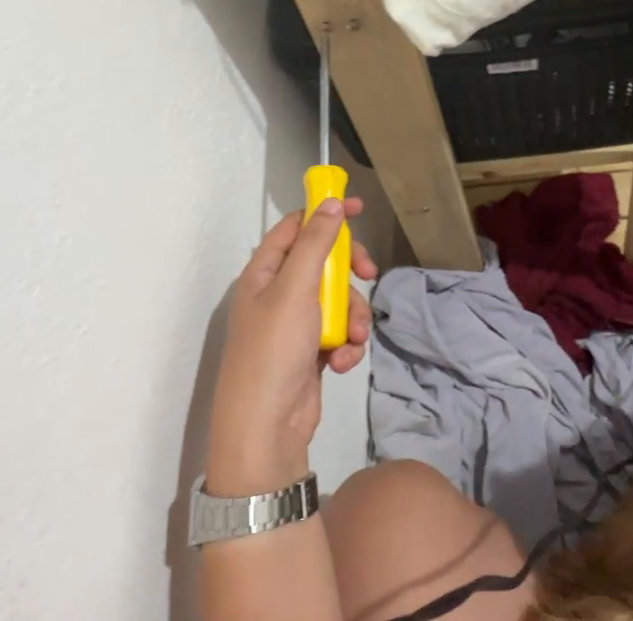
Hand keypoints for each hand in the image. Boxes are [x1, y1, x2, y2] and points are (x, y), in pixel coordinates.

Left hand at [206, 198, 378, 496]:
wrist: (266, 427)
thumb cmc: (274, 350)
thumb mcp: (296, 289)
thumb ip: (316, 244)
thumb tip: (331, 203)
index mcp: (263, 274)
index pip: (295, 228)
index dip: (325, 214)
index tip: (358, 207)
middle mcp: (277, 295)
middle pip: (323, 263)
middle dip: (349, 272)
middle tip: (369, 273)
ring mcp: (295, 326)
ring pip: (338, 301)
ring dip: (354, 316)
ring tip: (353, 338)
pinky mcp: (311, 353)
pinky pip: (339, 333)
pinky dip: (347, 344)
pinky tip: (344, 361)